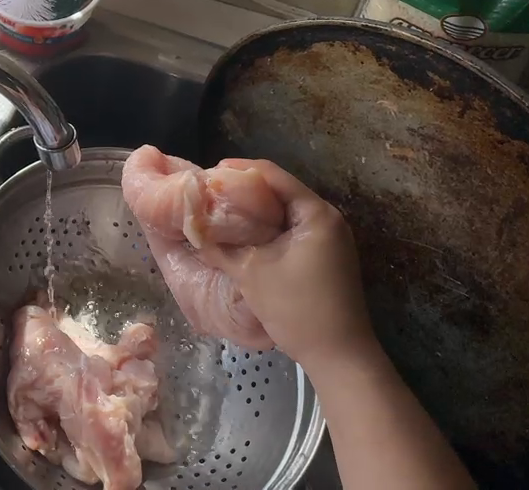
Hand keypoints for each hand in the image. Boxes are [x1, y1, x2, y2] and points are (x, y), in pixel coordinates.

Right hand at [196, 159, 378, 374]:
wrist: (340, 359)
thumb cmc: (297, 309)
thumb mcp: (249, 272)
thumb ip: (216, 243)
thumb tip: (188, 221)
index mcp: (315, 213)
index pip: (271, 174)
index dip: (237, 169)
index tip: (207, 175)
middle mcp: (327, 218)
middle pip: (278, 188)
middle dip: (243, 189)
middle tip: (210, 193)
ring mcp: (329, 237)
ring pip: (283, 209)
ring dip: (254, 209)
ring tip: (220, 211)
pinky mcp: (325, 254)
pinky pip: (290, 226)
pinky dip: (266, 225)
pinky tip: (242, 234)